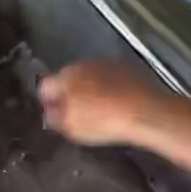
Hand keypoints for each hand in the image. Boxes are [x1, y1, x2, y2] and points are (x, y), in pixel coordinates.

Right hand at [37, 60, 176, 146]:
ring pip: (88, 76)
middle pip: (67, 79)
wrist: (145, 111)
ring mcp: (104, 63)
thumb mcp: (71, 128)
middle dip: (69, 94)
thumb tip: (49, 112)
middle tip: (77, 114)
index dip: (48, 102)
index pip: (45, 87)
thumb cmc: (104, 121)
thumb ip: (54, 118)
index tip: (56, 114)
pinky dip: (108, 87)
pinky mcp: (123, 66)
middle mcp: (81, 64)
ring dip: (89, 89)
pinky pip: (107, 77)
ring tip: (99, 110)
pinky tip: (116, 103)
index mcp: (64, 78)